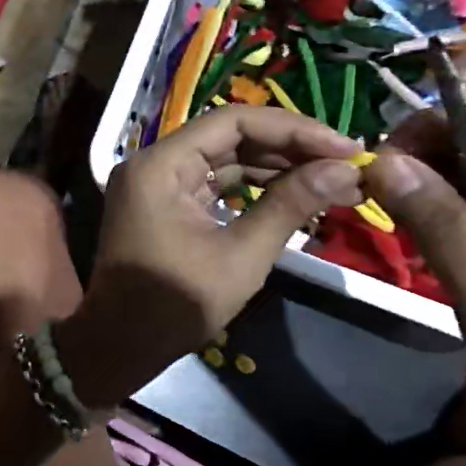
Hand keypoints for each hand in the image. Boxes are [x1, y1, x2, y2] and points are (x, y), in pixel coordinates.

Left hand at [88, 106, 365, 365]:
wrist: (121, 344)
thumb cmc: (177, 303)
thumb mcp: (241, 255)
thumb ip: (289, 205)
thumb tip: (344, 170)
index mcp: (161, 164)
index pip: (233, 121)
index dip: (292, 129)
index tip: (343, 146)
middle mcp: (154, 163)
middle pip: (228, 137)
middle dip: (287, 148)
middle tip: (344, 164)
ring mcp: (156, 183)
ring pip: (223, 160)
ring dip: (273, 167)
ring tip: (328, 179)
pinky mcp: (164, 205)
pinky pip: (211, 183)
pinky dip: (249, 188)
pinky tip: (291, 194)